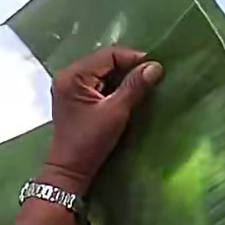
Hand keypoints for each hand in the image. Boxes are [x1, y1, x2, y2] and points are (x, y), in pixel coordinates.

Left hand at [39, 46, 163, 194]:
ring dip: (122, 76)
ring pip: (102, 72)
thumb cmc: (90, 141)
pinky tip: (128, 93)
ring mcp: (69, 86)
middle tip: (151, 75)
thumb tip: (156, 66)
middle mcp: (68, 75)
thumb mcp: (115, 112)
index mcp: (73, 75)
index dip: (132, 58)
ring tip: (143, 84)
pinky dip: (113, 86)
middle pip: (104, 61)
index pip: (107, 55)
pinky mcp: (74, 97)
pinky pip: (97, 83)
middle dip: (128, 67)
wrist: (69, 169)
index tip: (154, 67)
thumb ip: (134, 87)